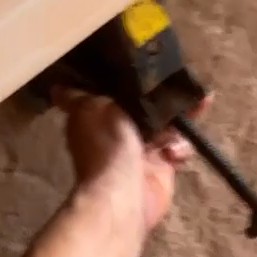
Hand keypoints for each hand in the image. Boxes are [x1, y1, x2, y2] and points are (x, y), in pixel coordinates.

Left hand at [53, 90, 192, 236]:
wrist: (123, 193)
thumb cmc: (105, 145)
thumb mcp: (88, 108)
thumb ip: (81, 95)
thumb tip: (57, 88)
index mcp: (97, 113)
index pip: (114, 89)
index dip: (131, 77)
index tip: (149, 63)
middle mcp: (119, 129)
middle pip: (146, 105)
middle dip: (165, 94)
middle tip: (186, 82)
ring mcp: (142, 147)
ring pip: (167, 124)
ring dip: (181, 118)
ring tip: (198, 105)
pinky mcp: (162, 165)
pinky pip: (178, 147)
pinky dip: (181, 146)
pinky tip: (175, 150)